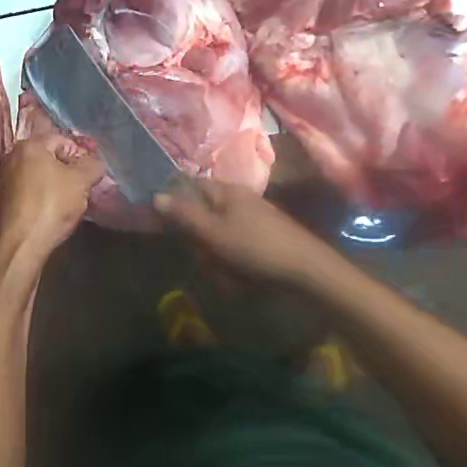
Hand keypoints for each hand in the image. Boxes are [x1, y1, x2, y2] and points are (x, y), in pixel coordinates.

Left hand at [0, 133, 104, 260]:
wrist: (21, 244)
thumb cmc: (51, 205)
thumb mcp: (81, 181)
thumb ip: (92, 166)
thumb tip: (95, 163)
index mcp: (27, 146)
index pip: (62, 140)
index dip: (82, 153)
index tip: (94, 172)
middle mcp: (10, 157)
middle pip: (48, 157)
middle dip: (70, 170)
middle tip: (86, 186)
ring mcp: (3, 179)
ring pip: (38, 175)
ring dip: (57, 184)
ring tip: (73, 200)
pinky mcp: (2, 200)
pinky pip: (29, 191)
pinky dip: (43, 196)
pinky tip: (54, 211)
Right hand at [154, 178, 348, 288]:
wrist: (310, 272)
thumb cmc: (256, 248)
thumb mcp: (213, 233)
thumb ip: (183, 214)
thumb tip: (156, 196)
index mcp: (227, 192)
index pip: (191, 185)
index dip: (176, 200)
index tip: (166, 222)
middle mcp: (240, 201)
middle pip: (203, 216)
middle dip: (200, 242)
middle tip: (206, 259)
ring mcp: (255, 221)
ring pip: (219, 237)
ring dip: (217, 260)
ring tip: (227, 277)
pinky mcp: (266, 240)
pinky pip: (237, 250)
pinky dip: (235, 266)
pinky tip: (242, 280)